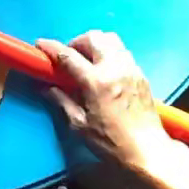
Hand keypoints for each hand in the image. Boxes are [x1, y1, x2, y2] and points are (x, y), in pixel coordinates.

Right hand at [37, 32, 188, 175]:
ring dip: (94, 45)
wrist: (148, 151)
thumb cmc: (111, 142)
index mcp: (96, 82)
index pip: (69, 56)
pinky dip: (108, 53)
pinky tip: (103, 71)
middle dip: (76, 43)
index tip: (40, 45)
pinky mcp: (141, 74)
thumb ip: (62, 101)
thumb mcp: (79, 125)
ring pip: (110, 39)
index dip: (51, 48)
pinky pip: (122, 52)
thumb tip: (47, 87)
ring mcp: (131, 69)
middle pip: (93, 37)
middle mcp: (115, 68)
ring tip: (86, 62)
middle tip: (68, 58)